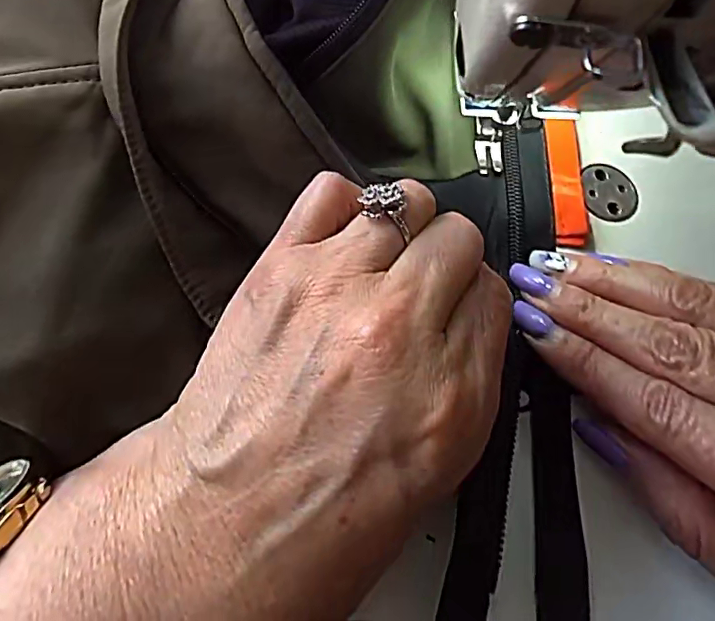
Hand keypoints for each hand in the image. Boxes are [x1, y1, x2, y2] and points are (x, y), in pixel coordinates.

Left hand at [82, 173, 510, 619]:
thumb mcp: (443, 461)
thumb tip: (475, 306)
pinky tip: (345, 239)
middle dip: (449, 259)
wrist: (222, 523)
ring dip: (404, 229)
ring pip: (407, 202)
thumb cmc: (324, 512)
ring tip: (385, 259)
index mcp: (448, 387)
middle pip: (458, 236)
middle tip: (424, 284)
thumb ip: (474, 368)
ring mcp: (335, 287)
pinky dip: (347, 205)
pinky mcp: (280, 266)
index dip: (475, 295)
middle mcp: (395, 326)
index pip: (493, 288)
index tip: (459, 304)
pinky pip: (333, 191)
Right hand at [506, 249, 714, 619]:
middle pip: (683, 341)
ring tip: (569, 267)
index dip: (593, 363)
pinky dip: (675, 283)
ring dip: (626, 281)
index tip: (543, 333)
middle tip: (538, 283)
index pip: (672, 410)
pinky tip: (636, 274)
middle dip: (595, 307)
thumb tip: (610, 433)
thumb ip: (690, 511)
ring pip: (709, 305)